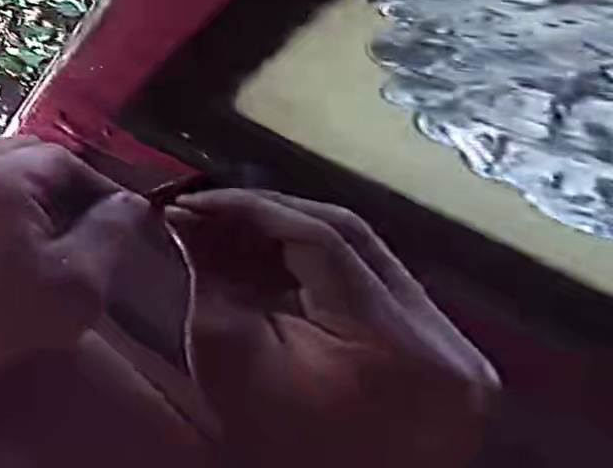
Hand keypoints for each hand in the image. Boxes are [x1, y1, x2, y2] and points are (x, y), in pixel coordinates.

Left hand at [0, 136, 149, 394]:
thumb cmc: (10, 312)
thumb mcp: (79, 279)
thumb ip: (110, 230)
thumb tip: (132, 201)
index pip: (60, 158)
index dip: (98, 184)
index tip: (123, 216)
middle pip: (29, 152)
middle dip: (66, 182)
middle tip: (93, 223)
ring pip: (4, 159)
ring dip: (36, 186)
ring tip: (60, 230)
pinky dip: (6, 190)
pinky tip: (23, 229)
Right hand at [166, 190, 497, 467]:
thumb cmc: (271, 433)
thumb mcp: (224, 342)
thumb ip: (208, 266)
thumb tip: (180, 211)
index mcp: (394, 344)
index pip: (317, 235)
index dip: (245, 206)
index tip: (189, 202)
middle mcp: (444, 341)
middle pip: (349, 234)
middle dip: (265, 211)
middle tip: (205, 210)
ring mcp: (455, 351)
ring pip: (362, 252)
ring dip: (287, 233)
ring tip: (227, 236)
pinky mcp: (445, 358)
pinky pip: (373, 282)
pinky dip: (313, 263)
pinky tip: (265, 266)